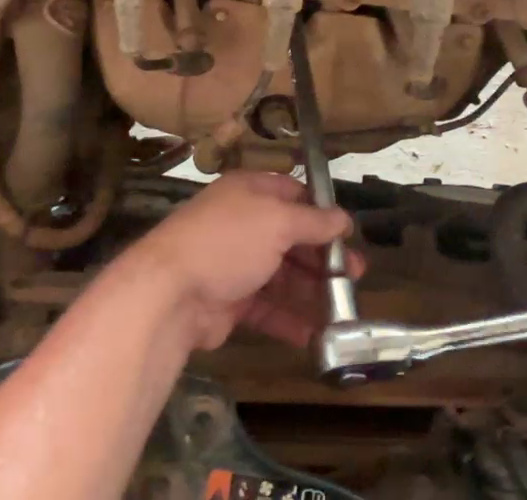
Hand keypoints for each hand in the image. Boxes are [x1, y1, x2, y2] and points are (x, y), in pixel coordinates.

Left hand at [122, 172, 357, 351]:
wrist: (171, 292)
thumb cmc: (228, 242)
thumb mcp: (277, 222)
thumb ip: (313, 222)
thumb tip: (343, 218)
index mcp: (249, 192)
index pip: (292, 194)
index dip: (321, 211)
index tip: (348, 233)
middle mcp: (242, 223)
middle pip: (290, 238)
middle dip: (322, 257)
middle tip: (356, 276)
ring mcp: (234, 263)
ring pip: (281, 275)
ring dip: (311, 292)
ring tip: (343, 311)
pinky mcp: (229, 300)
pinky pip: (267, 308)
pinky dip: (289, 320)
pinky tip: (315, 334)